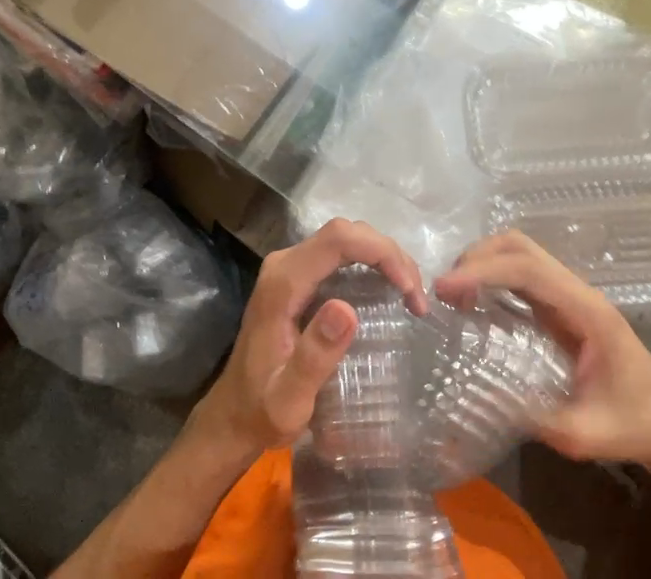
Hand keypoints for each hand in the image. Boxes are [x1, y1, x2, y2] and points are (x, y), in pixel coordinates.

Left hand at [194, 218, 427, 456]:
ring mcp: (289, 269)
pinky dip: (372, 266)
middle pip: (345, 233)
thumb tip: (346, 309)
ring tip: (411, 298)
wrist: (233, 417)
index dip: (382, 253)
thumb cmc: (262, 411)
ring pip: (345, 240)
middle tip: (418, 299)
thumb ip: (315, 355)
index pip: (339, 239)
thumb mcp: (290, 398)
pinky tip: (390, 295)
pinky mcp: (297, 279)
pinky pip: (340, 255)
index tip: (410, 293)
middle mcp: (284, 264)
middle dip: (390, 255)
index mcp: (282, 283)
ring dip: (384, 259)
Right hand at [435, 232, 650, 469]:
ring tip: (453, 295)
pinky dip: (492, 276)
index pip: (528, 271)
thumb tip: (486, 405)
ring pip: (521, 254)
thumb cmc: (634, 425)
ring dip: (483, 262)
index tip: (443, 288)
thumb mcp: (585, 435)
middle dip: (477, 257)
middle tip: (444, 290)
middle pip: (521, 247)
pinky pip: (522, 276)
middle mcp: (578, 294)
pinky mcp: (562, 308)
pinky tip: (473, 302)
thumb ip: (539, 420)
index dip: (482, 272)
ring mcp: (571, 297)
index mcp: (588, 312)